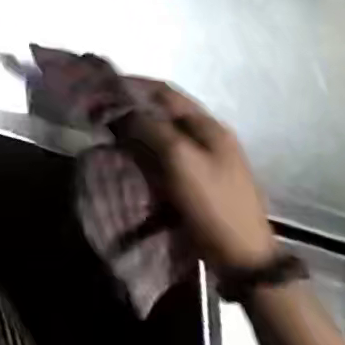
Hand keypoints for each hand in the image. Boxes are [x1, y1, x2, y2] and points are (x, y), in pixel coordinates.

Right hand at [121, 79, 278, 270]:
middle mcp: (208, 136)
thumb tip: (123, 107)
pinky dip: (145, 149)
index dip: (132, 85)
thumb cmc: (212, 203)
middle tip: (101, 111)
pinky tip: (129, 154)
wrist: (243, 260)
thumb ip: (150, 126)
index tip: (102, 86)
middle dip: (132, 107)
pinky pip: (165, 154)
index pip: (164, 91)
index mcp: (208, 125)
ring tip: (109, 132)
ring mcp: (206, 159)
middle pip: (163, 110)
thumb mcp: (178, 158)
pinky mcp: (199, 179)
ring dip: (137, 129)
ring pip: (163, 132)